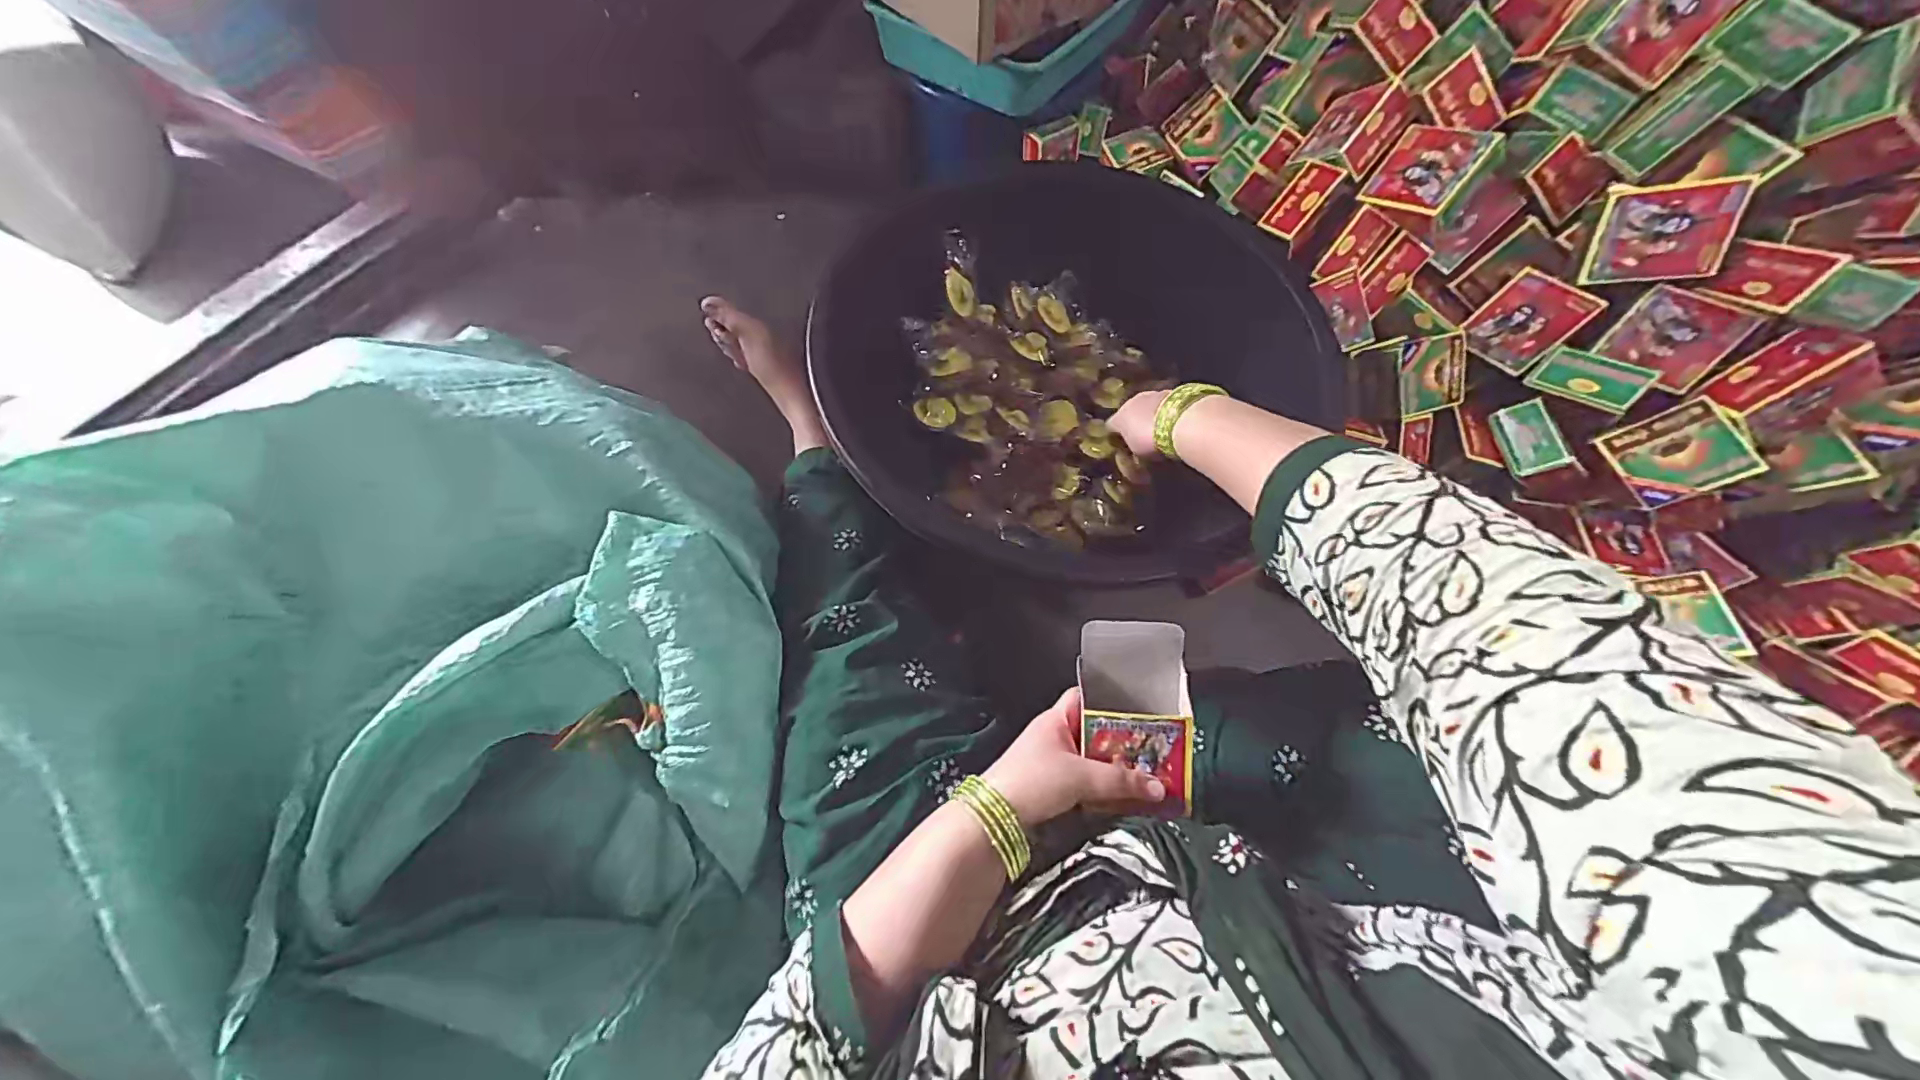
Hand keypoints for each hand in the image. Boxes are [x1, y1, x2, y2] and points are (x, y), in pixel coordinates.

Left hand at [981, 687, 1167, 829]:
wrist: (996, 817)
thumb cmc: (1030, 782)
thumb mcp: (1081, 777)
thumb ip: (1121, 781)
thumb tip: (1157, 786)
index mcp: (1055, 720)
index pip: (1085, 698)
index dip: (1109, 701)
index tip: (1137, 711)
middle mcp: (1053, 737)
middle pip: (1095, 733)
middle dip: (1122, 744)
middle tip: (1151, 752)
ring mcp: (1052, 762)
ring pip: (1092, 760)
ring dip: (1115, 770)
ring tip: (1146, 778)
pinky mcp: (1052, 787)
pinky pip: (1085, 782)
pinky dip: (1103, 789)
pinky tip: (1123, 798)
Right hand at [1108, 390, 1168, 459]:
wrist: (1180, 422)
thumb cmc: (1151, 442)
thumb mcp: (1138, 454)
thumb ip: (1132, 451)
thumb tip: (1134, 454)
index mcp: (1118, 418)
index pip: (1110, 427)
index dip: (1115, 436)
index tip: (1122, 446)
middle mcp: (1130, 402)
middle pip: (1128, 413)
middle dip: (1134, 423)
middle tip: (1143, 437)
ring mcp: (1150, 394)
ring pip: (1146, 406)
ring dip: (1151, 415)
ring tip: (1161, 429)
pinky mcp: (1169, 391)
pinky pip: (1162, 404)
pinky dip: (1165, 411)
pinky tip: (1173, 422)